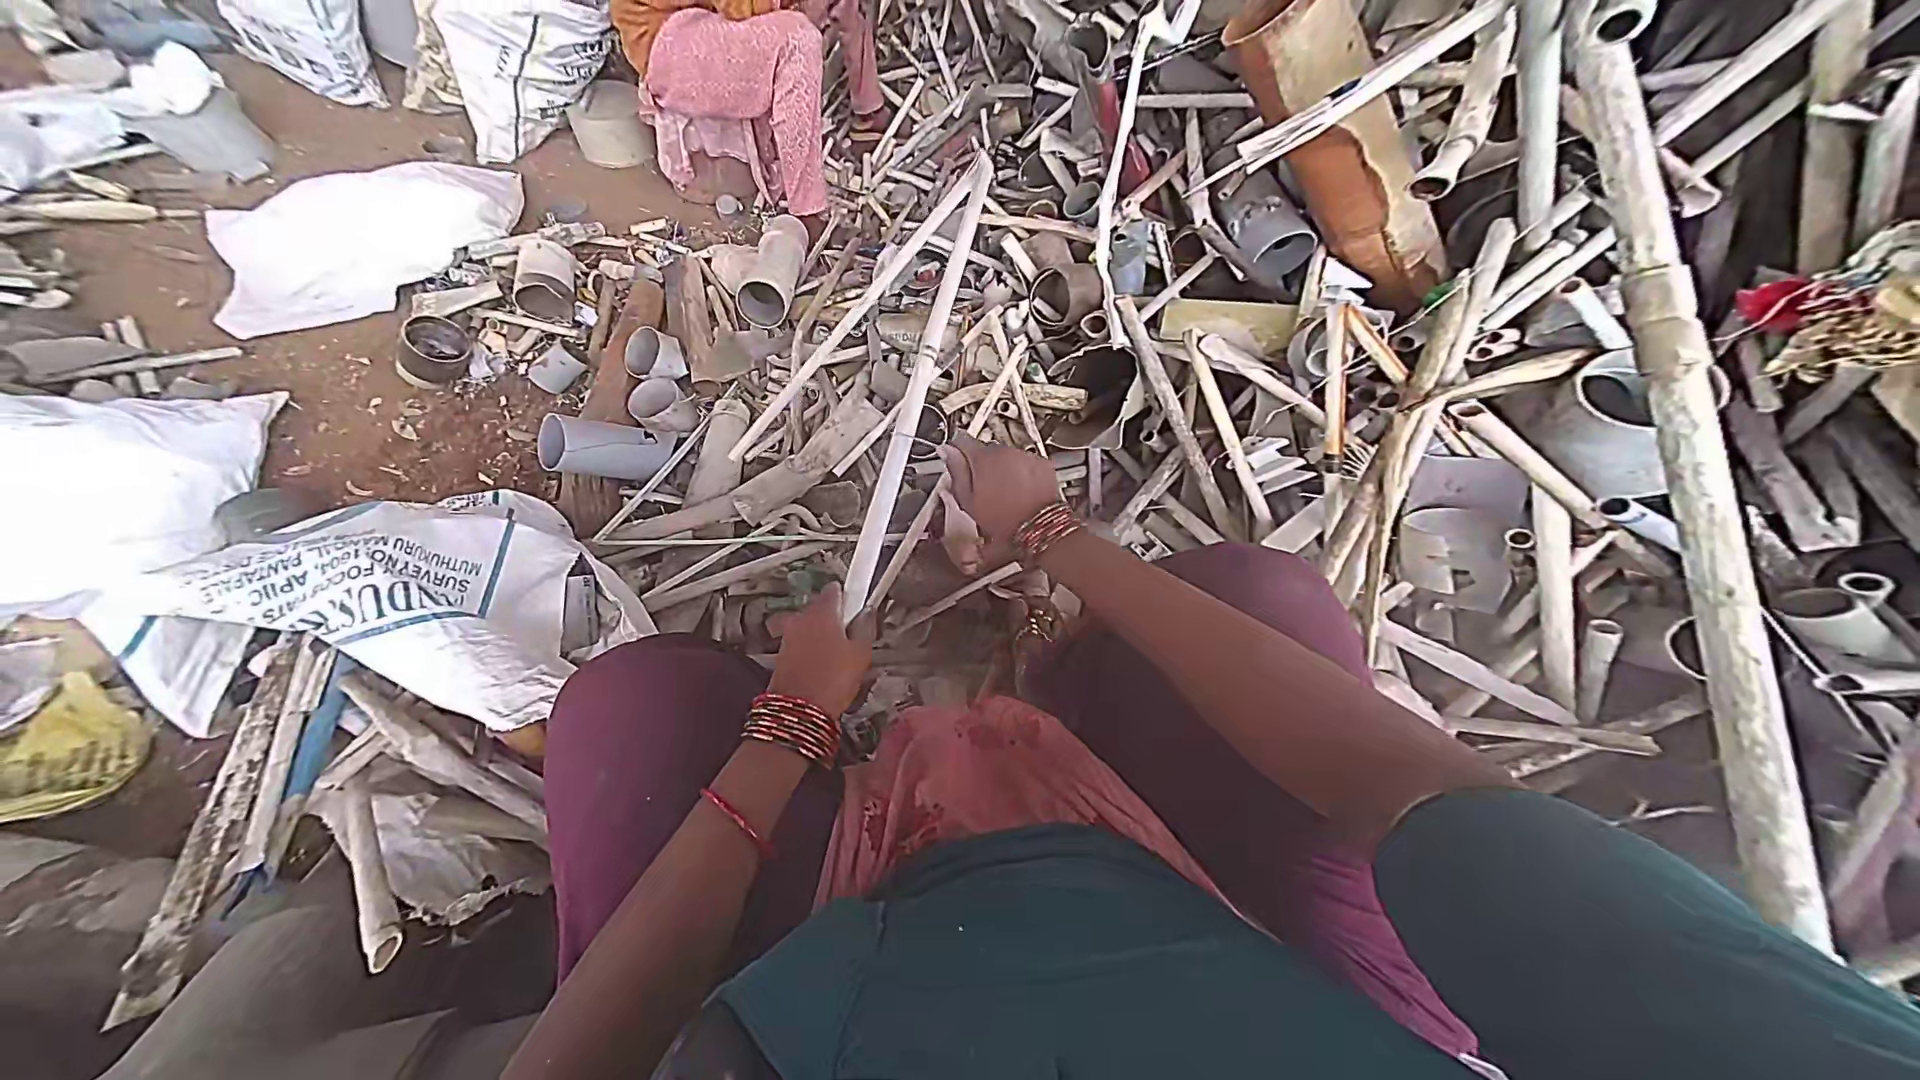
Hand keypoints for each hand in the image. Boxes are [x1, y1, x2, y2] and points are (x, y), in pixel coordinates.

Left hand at [768, 583, 873, 715]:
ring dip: (826, 635)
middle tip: (856, 638)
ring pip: (813, 627)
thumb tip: (866, 613)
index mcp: (821, 611)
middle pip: (823, 608)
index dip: (851, 597)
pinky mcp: (782, 654)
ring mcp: (788, 635)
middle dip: (839, 619)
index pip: (836, 589)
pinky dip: (815, 649)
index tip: (861, 609)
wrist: (799, 711)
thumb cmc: (833, 679)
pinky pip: (804, 643)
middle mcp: (800, 617)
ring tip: (843, 658)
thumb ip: (865, 627)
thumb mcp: (861, 653)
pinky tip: (827, 668)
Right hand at [938, 432, 1061, 543]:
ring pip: (1007, 456)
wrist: (1038, 528)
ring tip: (1004, 493)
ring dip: (1003, 468)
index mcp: (981, 458)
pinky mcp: (1041, 463)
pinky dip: (1022, 472)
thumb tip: (947, 452)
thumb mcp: (968, 501)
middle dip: (982, 465)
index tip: (957, 462)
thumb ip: (956, 471)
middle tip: (983, 489)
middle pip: (986, 450)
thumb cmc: (1003, 520)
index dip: (956, 452)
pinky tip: (1020, 492)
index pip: (961, 441)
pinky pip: (1026, 462)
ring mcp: (1024, 456)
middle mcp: (1004, 451)